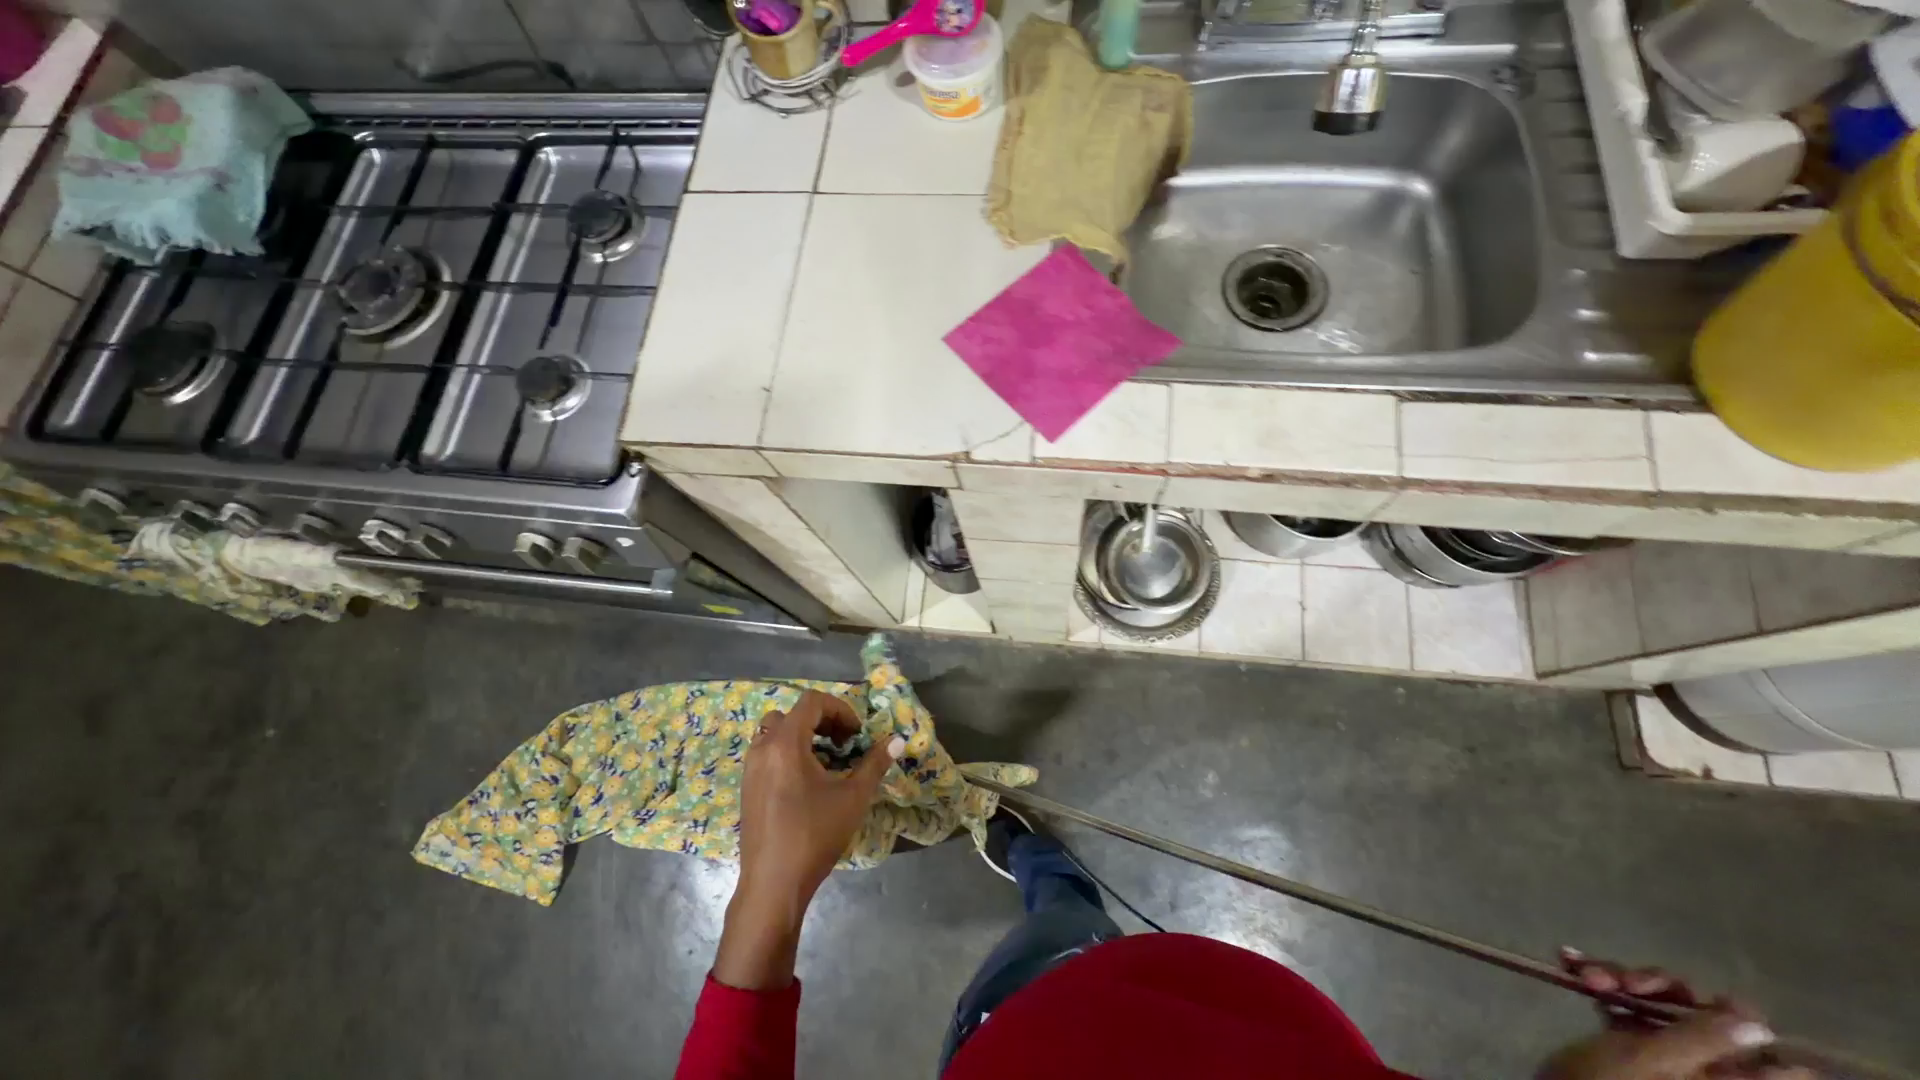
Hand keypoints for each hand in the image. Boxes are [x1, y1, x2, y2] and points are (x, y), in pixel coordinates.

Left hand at [713, 690, 903, 989]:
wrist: (774, 883)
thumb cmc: (815, 835)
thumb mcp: (853, 797)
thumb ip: (874, 763)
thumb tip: (895, 741)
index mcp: (785, 743)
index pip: (812, 702)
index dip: (840, 710)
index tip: (857, 735)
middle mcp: (762, 748)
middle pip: (792, 714)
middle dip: (822, 722)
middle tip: (843, 745)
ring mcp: (750, 769)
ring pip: (775, 734)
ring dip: (803, 738)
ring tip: (826, 764)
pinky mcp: (747, 788)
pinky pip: (767, 755)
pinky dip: (788, 755)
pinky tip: (807, 785)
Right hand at [1540, 950, 1810, 1079]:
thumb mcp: (1653, 1061)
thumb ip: (1703, 1039)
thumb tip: (1759, 1025)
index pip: (1771, 1057)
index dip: (1743, 1020)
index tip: (1709, 1000)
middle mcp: (1704, 1068)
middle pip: (1705, 1015)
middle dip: (1658, 987)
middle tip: (1624, 982)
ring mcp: (1666, 1055)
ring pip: (1660, 1003)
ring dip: (1620, 978)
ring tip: (1585, 974)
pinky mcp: (1630, 1043)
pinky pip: (1626, 1005)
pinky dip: (1602, 983)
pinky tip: (1571, 964)